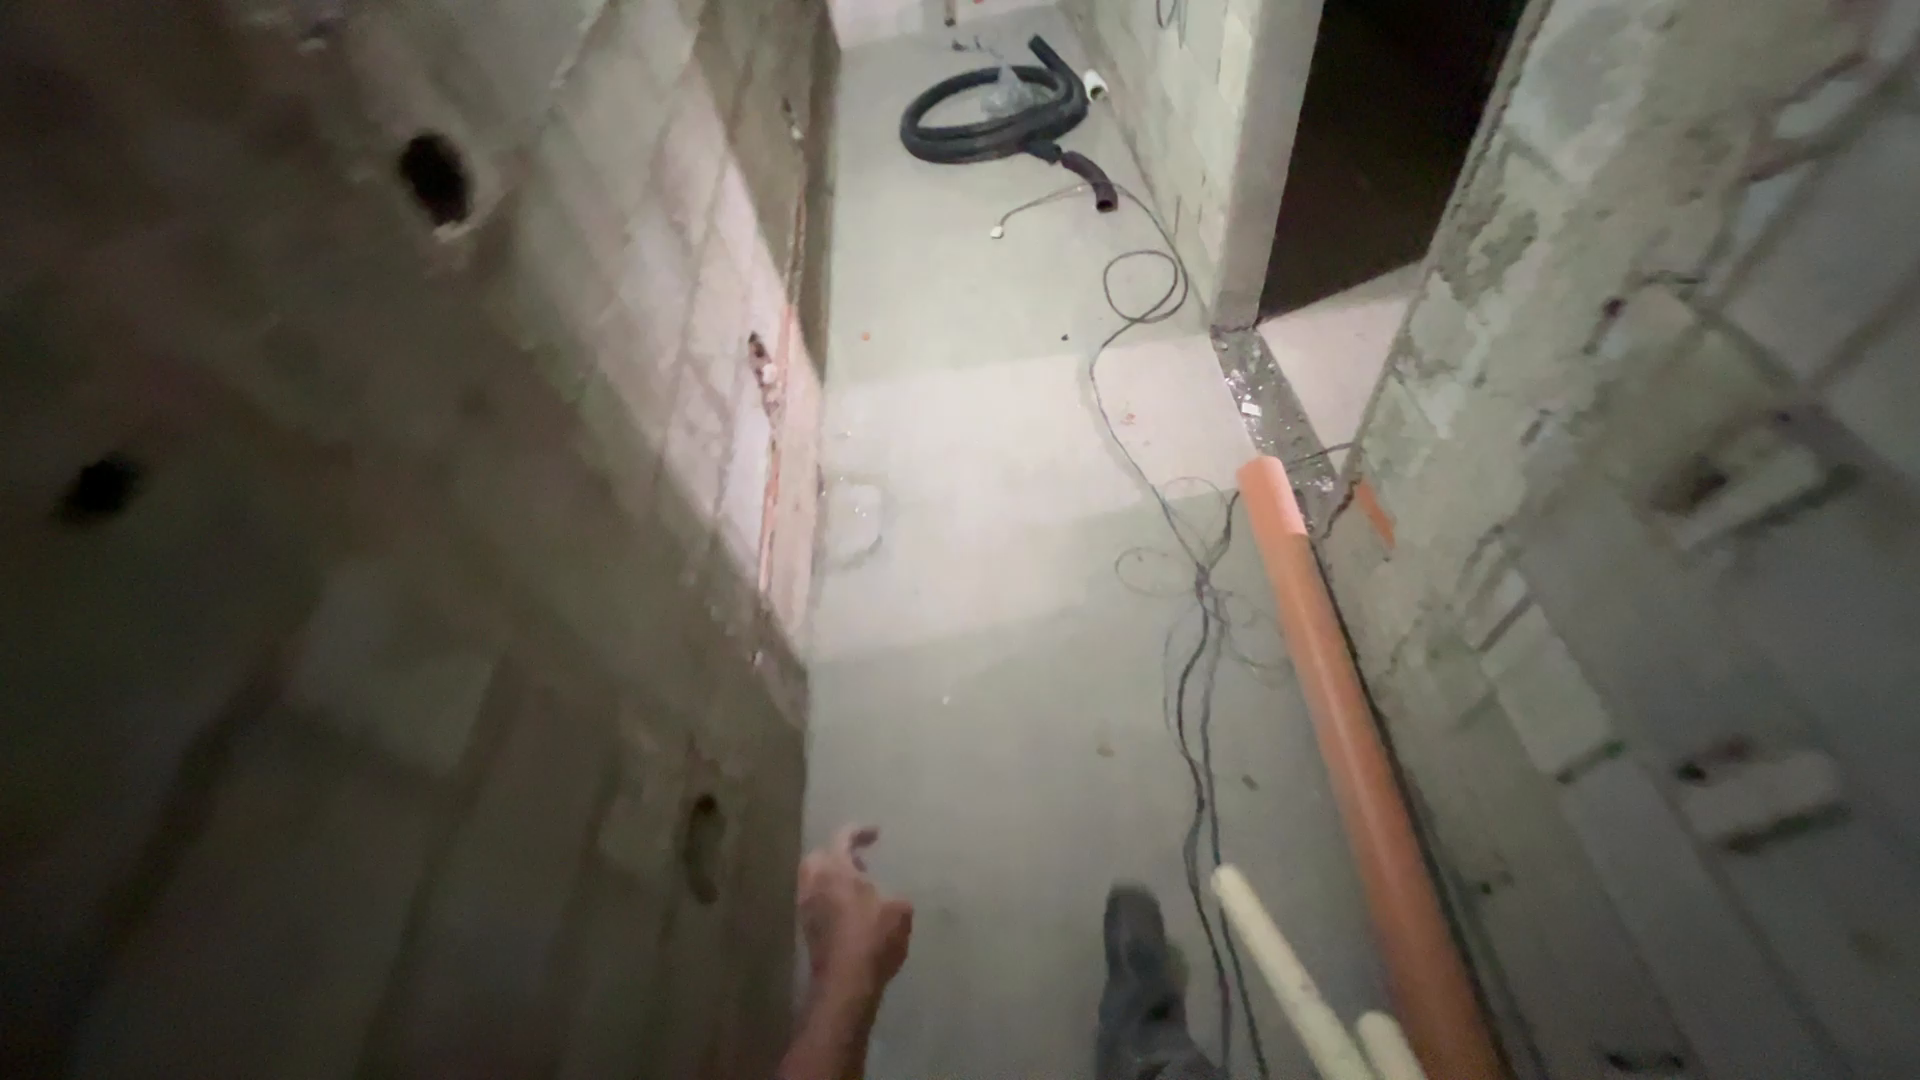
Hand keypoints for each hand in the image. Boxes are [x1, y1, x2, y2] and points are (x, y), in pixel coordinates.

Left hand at [797, 825, 913, 992]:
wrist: (845, 984)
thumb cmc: (873, 939)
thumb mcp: (900, 912)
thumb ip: (897, 897)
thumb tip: (893, 899)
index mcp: (836, 869)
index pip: (842, 837)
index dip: (860, 831)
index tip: (876, 834)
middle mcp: (815, 883)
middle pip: (818, 856)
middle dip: (837, 854)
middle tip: (860, 862)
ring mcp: (806, 908)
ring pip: (813, 881)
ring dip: (832, 878)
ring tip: (857, 889)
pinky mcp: (806, 931)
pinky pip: (814, 902)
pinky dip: (829, 898)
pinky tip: (849, 912)